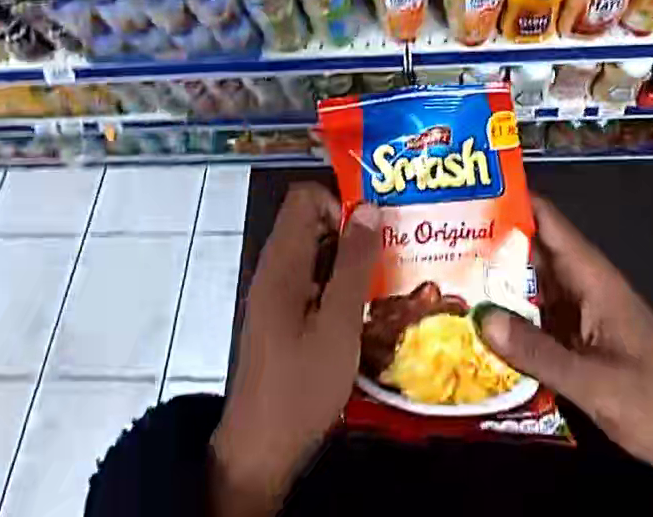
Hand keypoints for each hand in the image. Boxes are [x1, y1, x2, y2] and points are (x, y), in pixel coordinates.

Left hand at [210, 183, 377, 516]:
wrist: (260, 453)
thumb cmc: (300, 386)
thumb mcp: (338, 323)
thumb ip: (354, 263)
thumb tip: (370, 207)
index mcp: (283, 264)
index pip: (305, 198)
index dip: (339, 202)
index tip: (373, 228)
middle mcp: (276, 270)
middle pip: (314, 221)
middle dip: (354, 227)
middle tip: (392, 248)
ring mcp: (279, 293)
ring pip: (318, 250)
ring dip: (352, 256)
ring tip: (389, 275)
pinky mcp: (285, 315)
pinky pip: (316, 277)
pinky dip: (343, 280)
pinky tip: (369, 305)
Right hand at [476, 196, 652, 516]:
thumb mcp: (593, 381)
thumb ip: (537, 352)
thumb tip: (479, 318)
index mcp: (593, 277)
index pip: (548, 222)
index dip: (512, 201)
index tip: (466, 195)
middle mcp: (585, 287)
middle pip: (533, 253)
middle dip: (490, 245)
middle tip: (436, 244)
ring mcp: (583, 316)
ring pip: (533, 289)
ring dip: (497, 286)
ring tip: (444, 283)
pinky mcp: (582, 343)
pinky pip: (540, 321)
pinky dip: (512, 321)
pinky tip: (478, 332)